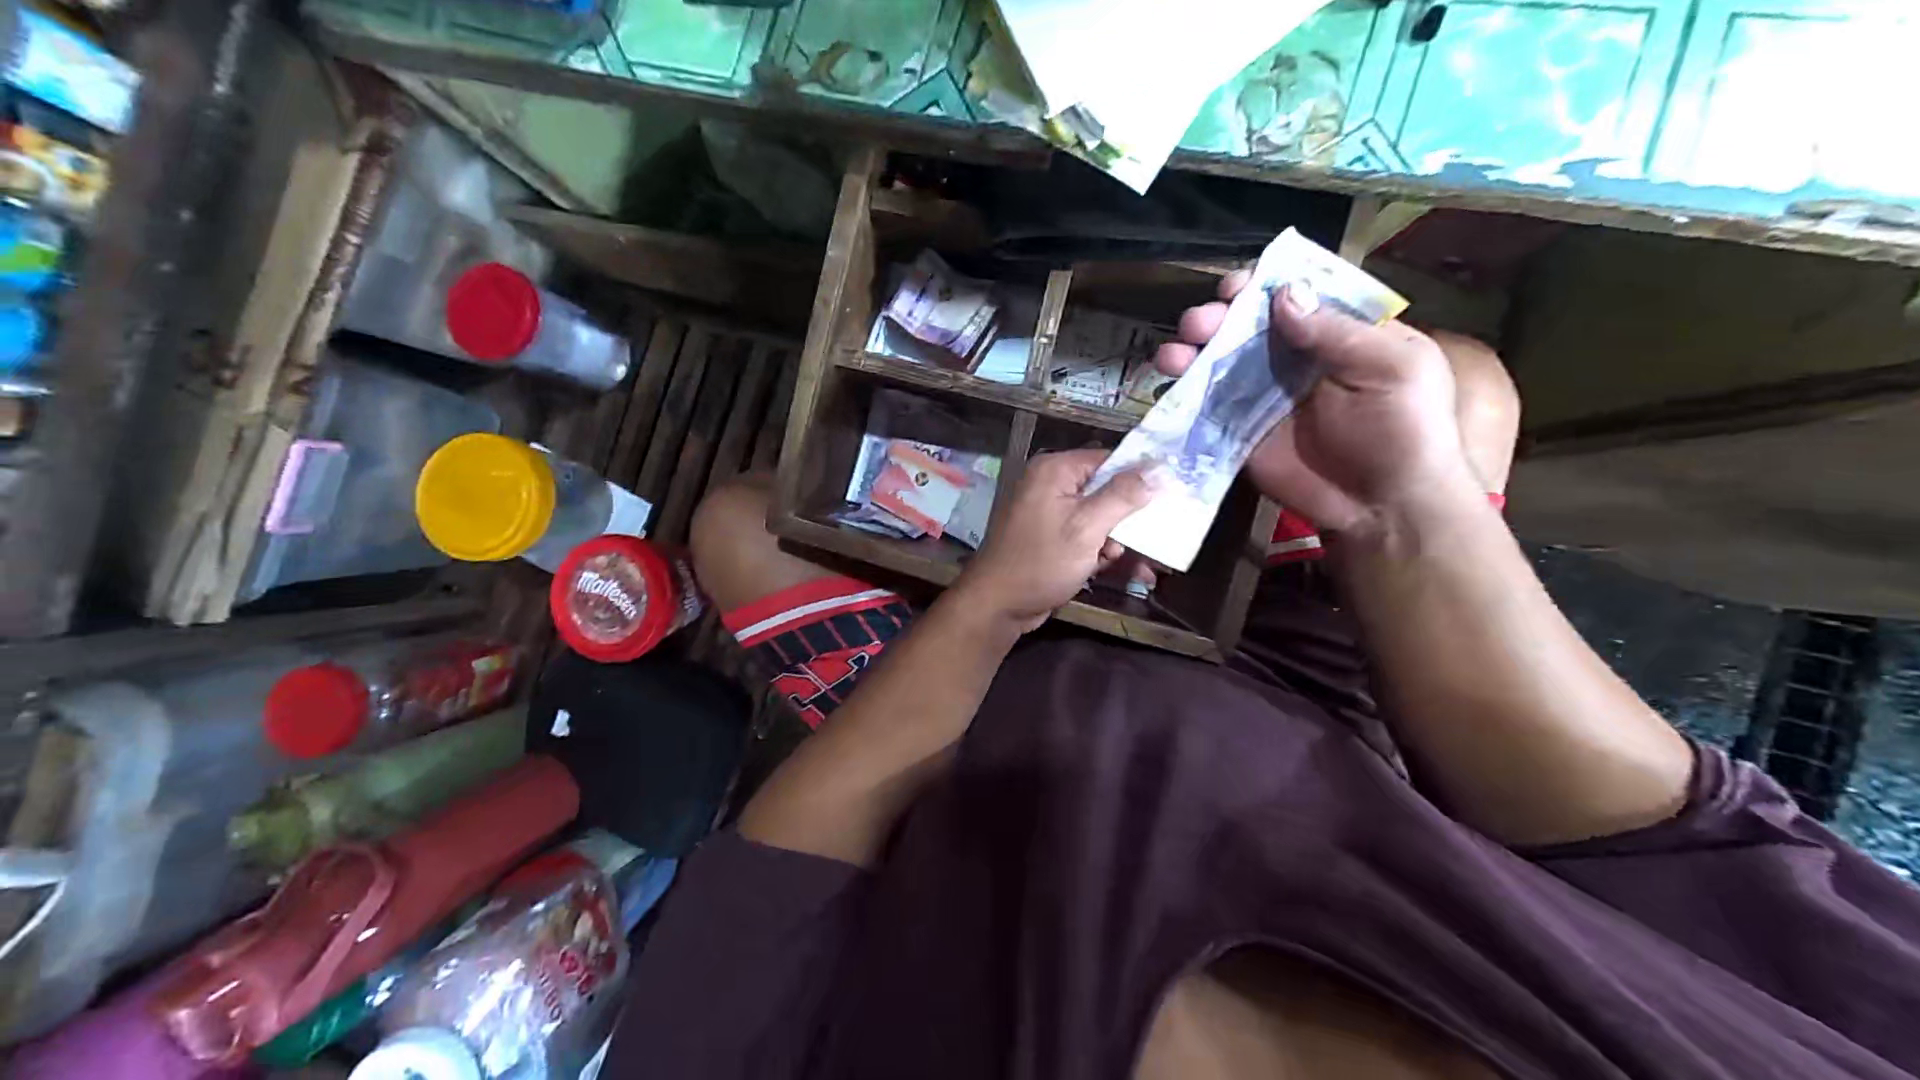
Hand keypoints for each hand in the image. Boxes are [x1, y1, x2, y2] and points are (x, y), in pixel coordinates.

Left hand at [951, 450, 1152, 632]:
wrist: (998, 605)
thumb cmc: (1041, 561)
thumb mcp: (1087, 527)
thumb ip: (1123, 496)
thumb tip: (1157, 470)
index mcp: (1055, 471)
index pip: (1109, 459)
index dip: (1140, 476)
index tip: (1171, 493)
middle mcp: (1050, 485)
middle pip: (1106, 489)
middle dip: (1130, 517)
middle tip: (1155, 538)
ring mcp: (1049, 512)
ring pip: (1098, 517)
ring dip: (1117, 540)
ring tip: (1137, 564)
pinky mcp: (1050, 538)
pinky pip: (1084, 535)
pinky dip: (1099, 551)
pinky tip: (1110, 569)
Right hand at [1155, 273, 1480, 539]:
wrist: (1381, 507)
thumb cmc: (1403, 431)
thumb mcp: (1391, 368)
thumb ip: (1338, 331)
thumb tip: (1282, 294)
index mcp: (1336, 332)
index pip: (1292, 294)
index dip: (1260, 286)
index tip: (1236, 289)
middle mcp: (1292, 357)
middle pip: (1244, 324)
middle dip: (1215, 317)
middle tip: (1198, 325)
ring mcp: (1261, 395)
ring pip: (1217, 360)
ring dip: (1190, 349)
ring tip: (1173, 355)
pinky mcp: (1239, 430)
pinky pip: (1205, 404)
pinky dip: (1181, 392)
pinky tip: (1167, 384)